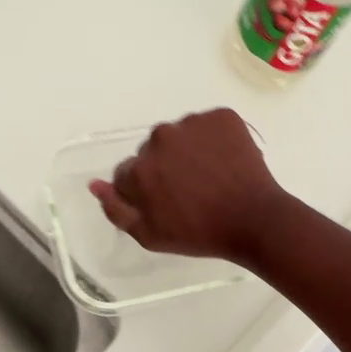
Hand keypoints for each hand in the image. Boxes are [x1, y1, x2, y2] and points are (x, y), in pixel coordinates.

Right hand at [88, 108, 294, 264]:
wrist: (254, 220)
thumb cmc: (199, 234)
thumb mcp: (150, 235)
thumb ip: (117, 210)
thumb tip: (96, 184)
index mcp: (140, 168)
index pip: (127, 174)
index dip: (144, 191)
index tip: (164, 205)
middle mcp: (160, 137)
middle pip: (152, 151)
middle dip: (164, 168)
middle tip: (189, 193)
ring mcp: (192, 123)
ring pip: (179, 136)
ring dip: (187, 152)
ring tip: (208, 178)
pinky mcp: (221, 116)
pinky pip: (208, 126)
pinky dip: (213, 141)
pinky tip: (224, 164)